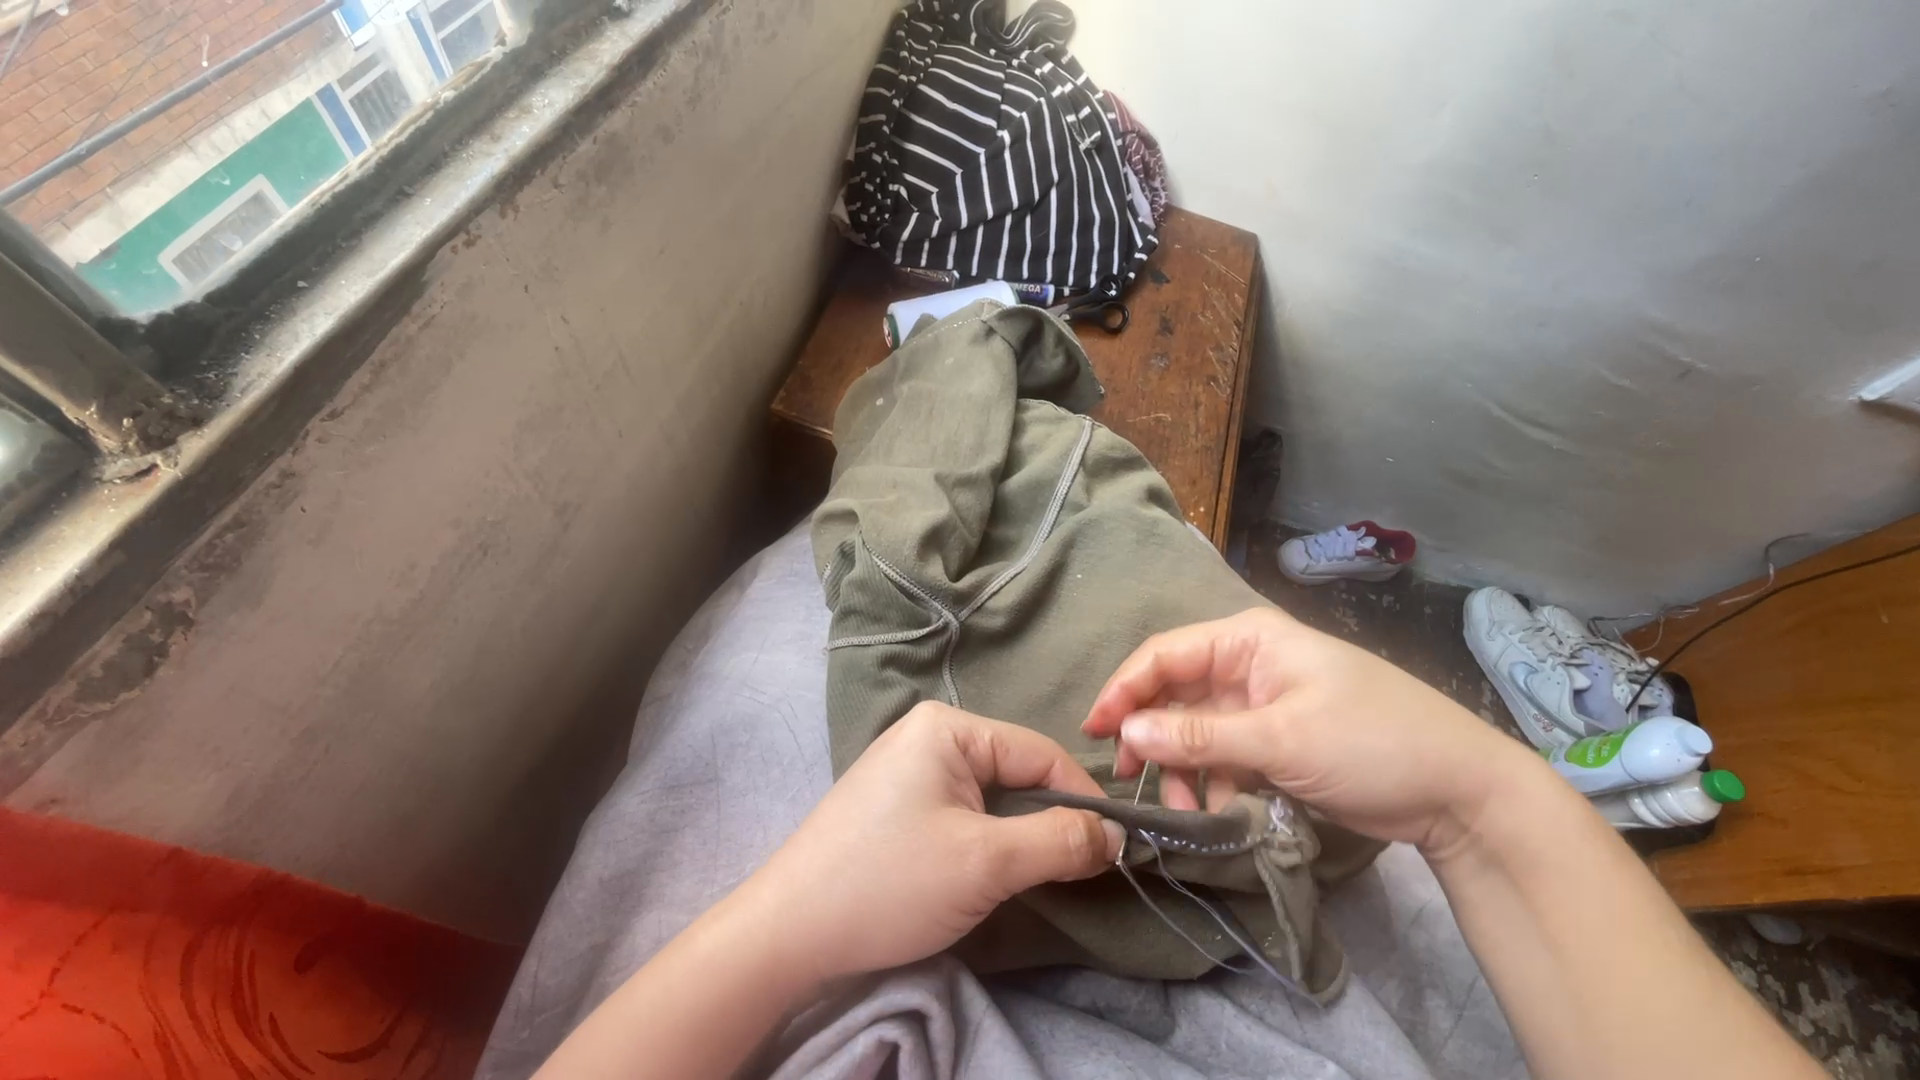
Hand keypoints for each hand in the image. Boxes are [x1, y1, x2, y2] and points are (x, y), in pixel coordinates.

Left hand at [739, 702, 1123, 981]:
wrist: (788, 931)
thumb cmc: (890, 883)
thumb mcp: (986, 863)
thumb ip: (1059, 842)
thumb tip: (1116, 836)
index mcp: (948, 727)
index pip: (1040, 754)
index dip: (1084, 800)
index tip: (1117, 850)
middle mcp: (928, 733)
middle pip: (1016, 773)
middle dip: (1049, 820)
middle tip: (1079, 871)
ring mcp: (907, 767)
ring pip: (991, 796)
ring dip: (1018, 835)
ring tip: (1033, 876)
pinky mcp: (896, 802)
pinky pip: (962, 810)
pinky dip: (987, 840)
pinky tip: (987, 872)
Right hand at [1082, 607, 1547, 857]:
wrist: (1460, 792)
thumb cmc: (1371, 743)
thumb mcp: (1280, 738)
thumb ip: (1198, 736)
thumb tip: (1125, 731)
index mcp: (1249, 640)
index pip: (1165, 655)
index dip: (1123, 689)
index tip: (1094, 731)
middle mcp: (1249, 664)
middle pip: (1175, 694)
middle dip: (1153, 736)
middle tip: (1131, 778)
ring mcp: (1262, 705)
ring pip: (1196, 732)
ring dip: (1185, 769)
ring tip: (1188, 810)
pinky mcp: (1276, 742)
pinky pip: (1224, 756)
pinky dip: (1216, 783)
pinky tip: (1225, 811)